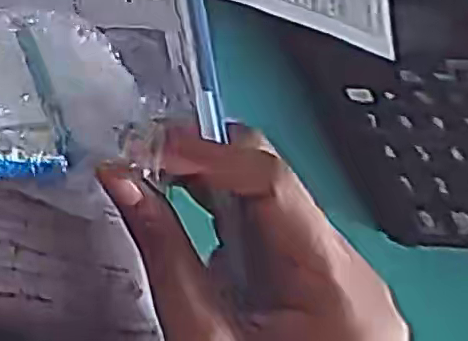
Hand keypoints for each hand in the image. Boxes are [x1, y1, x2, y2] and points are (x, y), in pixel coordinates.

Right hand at [98, 125, 406, 340]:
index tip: (145, 146)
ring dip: (203, 177)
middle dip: (198, 157)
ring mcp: (339, 274)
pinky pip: (266, 220)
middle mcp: (351, 270)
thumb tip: (116, 175)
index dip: (202, 150)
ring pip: (264, 192)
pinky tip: (181, 204)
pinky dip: (219, 205)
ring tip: (150, 175)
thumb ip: (162, 247)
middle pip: (268, 176)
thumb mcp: (204, 334)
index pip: (270, 178)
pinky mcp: (318, 281)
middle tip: (140, 154)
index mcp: (338, 285)